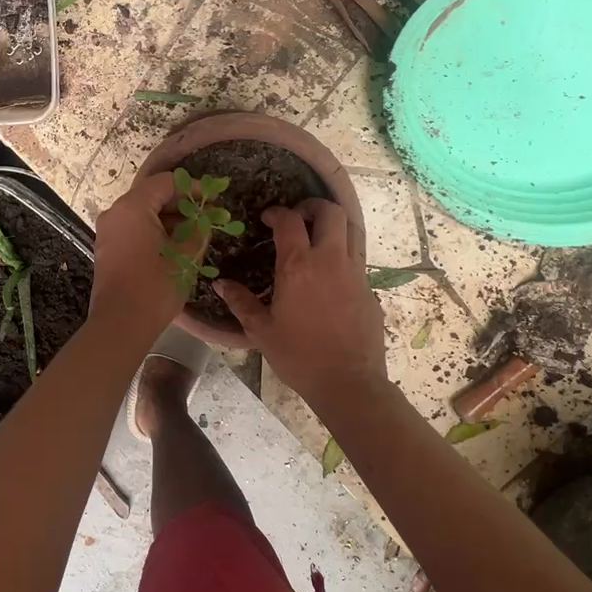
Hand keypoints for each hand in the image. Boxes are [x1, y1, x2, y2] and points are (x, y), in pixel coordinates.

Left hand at [89, 171, 193, 341]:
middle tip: (208, 216)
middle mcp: (115, 212)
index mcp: (132, 207)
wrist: (121, 323)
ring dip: (169, 218)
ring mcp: (108, 230)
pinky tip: (175, 245)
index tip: (213, 198)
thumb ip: (198, 228)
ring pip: (143, 212)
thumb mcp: (186, 255)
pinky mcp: (108, 247)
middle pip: (152, 195)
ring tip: (195, 232)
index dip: (191, 187)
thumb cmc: (155, 286)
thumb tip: (205, 217)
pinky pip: (133, 228)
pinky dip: (154, 230)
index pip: (165, 182)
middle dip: (181, 203)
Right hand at [216, 199, 386, 409]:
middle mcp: (330, 260)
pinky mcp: (370, 291)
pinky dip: (343, 257)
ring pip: (351, 231)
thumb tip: (221, 284)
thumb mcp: (261, 331)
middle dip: (312, 207)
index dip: (277, 212)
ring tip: (317, 239)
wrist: (349, 384)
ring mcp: (355, 274)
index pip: (289, 220)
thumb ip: (241, 302)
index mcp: (298, 266)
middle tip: (298, 218)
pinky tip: (330, 280)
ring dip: (332, 227)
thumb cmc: (299, 356)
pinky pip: (357, 262)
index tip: (267, 218)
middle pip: (330, 212)